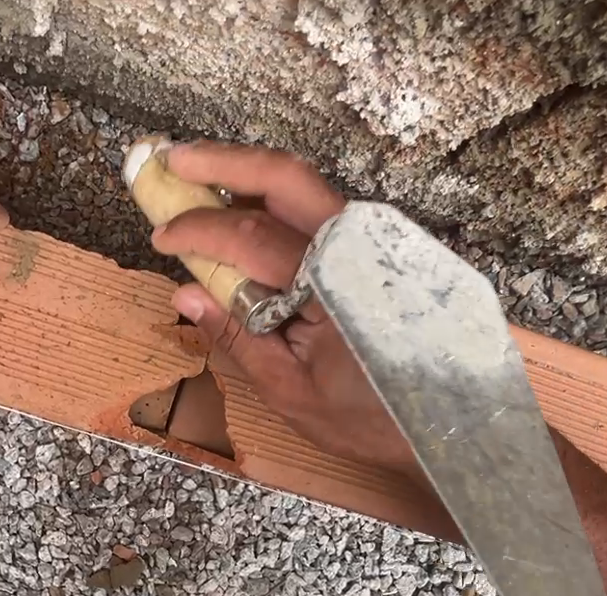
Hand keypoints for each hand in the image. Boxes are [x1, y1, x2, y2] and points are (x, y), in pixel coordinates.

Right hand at [150, 142, 418, 474]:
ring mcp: (374, 240)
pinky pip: (319, 211)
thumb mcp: (289, 390)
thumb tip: (185, 294)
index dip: (198, 230)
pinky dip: (275, 200)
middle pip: (284, 180)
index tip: (159, 235)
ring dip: (249, 174)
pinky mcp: (378, 249)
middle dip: (223, 162)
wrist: (448, 425)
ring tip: (200, 175)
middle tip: (171, 159)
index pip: (250, 237)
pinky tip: (245, 209)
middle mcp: (358, 244)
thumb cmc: (365, 417)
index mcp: (332, 282)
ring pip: (305, 187)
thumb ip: (237, 337)